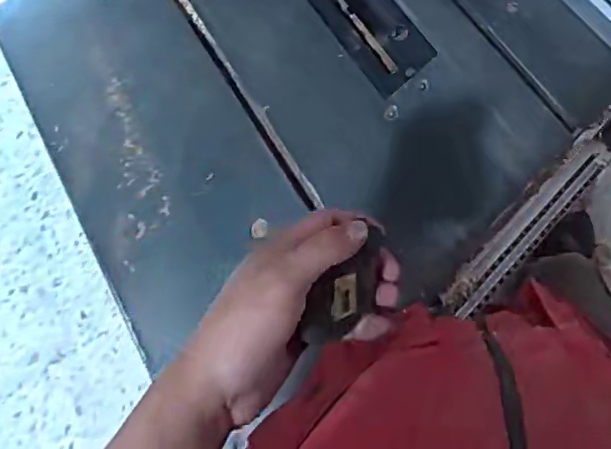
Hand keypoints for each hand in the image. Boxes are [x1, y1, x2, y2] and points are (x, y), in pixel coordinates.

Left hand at [169, 210, 400, 428]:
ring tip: (390, 305)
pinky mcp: (306, 333)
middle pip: (342, 254)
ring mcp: (301, 302)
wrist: (217, 389)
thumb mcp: (286, 278)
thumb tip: (361, 226)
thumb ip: (324, 249)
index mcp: (286, 246)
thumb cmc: (249, 323)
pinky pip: (340, 318)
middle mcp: (296, 269)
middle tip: (393, 280)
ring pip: (345, 287)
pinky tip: (380, 328)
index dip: (357, 224)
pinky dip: (362, 320)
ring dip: (371, 292)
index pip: (328, 222)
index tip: (385, 240)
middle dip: (371, 262)